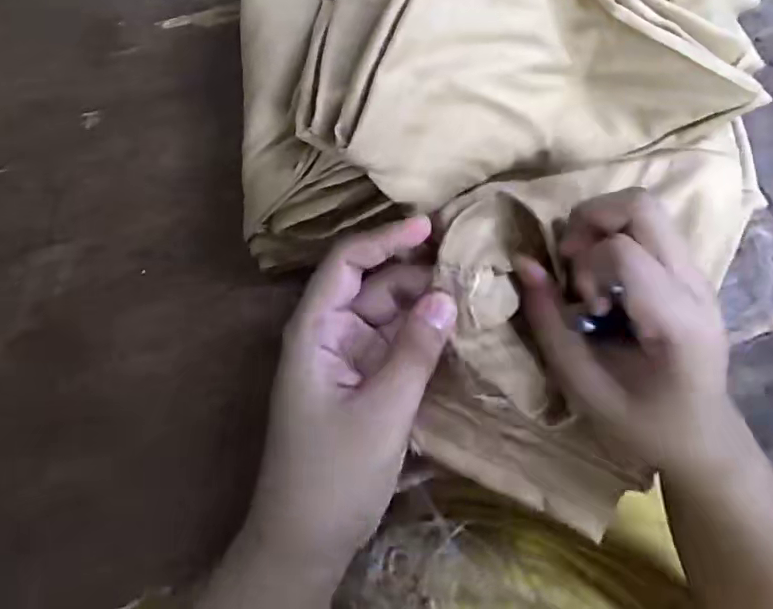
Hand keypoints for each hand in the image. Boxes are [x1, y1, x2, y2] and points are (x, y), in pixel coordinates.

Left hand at [241, 215, 455, 580]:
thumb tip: (448, 297)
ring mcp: (348, 356)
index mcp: (315, 330)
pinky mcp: (365, 379)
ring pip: (388, 311)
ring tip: (469, 285)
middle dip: (413, 268)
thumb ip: (415, 351)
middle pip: (372, 283)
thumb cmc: (332, 476)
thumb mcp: (381, 413)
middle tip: (463, 255)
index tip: (428, 226)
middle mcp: (330, 333)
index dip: (385, 238)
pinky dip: (422, 329)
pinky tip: (454, 321)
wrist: (303, 546)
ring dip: (423, 298)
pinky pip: (395, 341)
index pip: (346, 263)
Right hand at [515, 188, 742, 479]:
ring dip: (601, 223)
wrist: (704, 441)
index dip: (587, 266)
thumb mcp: (584, 386)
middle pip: (642, 205)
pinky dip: (614, 233)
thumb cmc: (643, 425)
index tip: (584, 306)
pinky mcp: (690, 270)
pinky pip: (649, 226)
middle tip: (571, 258)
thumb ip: (549, 321)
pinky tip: (604, 275)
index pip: (624, 251)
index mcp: (677, 321)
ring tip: (586, 266)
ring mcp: (698, 273)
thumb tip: (522, 261)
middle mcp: (695, 285)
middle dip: (591, 217)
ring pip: (645, 206)